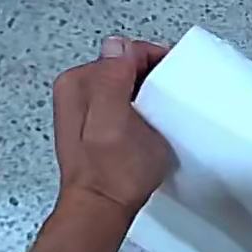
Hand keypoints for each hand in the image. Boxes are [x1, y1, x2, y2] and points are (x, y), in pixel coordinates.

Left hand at [51, 36, 173, 220]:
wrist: (104, 206)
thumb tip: (118, 45)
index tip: (173, 85)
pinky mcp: (100, 121)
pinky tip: (152, 125)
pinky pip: (129, 98)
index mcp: (79, 82)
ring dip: (152, 92)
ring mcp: (88, 105)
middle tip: (168, 103)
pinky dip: (146, 106)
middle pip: (129, 64)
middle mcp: (78, 89)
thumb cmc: (116, 171)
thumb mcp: (116, 121)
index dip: (157, 62)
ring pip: (131, 81)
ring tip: (161, 116)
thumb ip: (112, 80)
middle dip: (154, 77)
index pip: (127, 51)